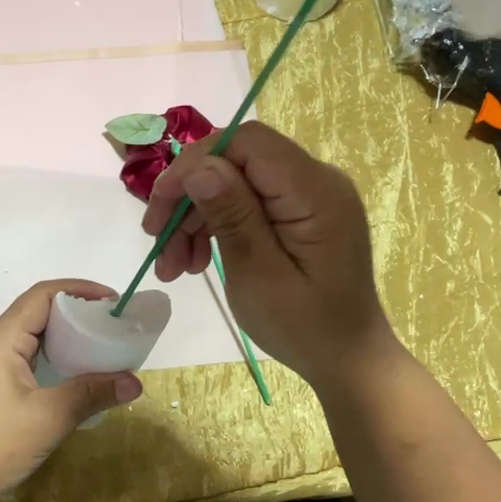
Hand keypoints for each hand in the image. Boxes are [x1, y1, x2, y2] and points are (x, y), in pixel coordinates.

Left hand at [0, 280, 143, 501]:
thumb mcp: (51, 418)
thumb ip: (93, 393)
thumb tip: (134, 382)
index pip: (42, 296)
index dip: (79, 290)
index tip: (113, 301)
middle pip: (35, 312)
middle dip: (76, 313)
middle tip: (112, 326)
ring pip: (28, 336)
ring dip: (63, 337)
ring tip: (100, 347)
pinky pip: (21, 356)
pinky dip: (49, 356)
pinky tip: (72, 374)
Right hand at [144, 123, 396, 387]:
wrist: (344, 358)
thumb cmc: (304, 326)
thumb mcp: (258, 274)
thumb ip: (232, 215)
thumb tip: (199, 167)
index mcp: (314, 192)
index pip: (247, 143)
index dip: (196, 162)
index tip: (159, 205)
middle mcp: (315, 181)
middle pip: (235, 162)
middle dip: (188, 198)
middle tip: (155, 242)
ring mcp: (307, 197)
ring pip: (233, 184)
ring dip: (194, 220)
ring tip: (173, 268)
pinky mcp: (297, 214)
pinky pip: (246, 204)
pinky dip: (214, 228)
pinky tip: (194, 262)